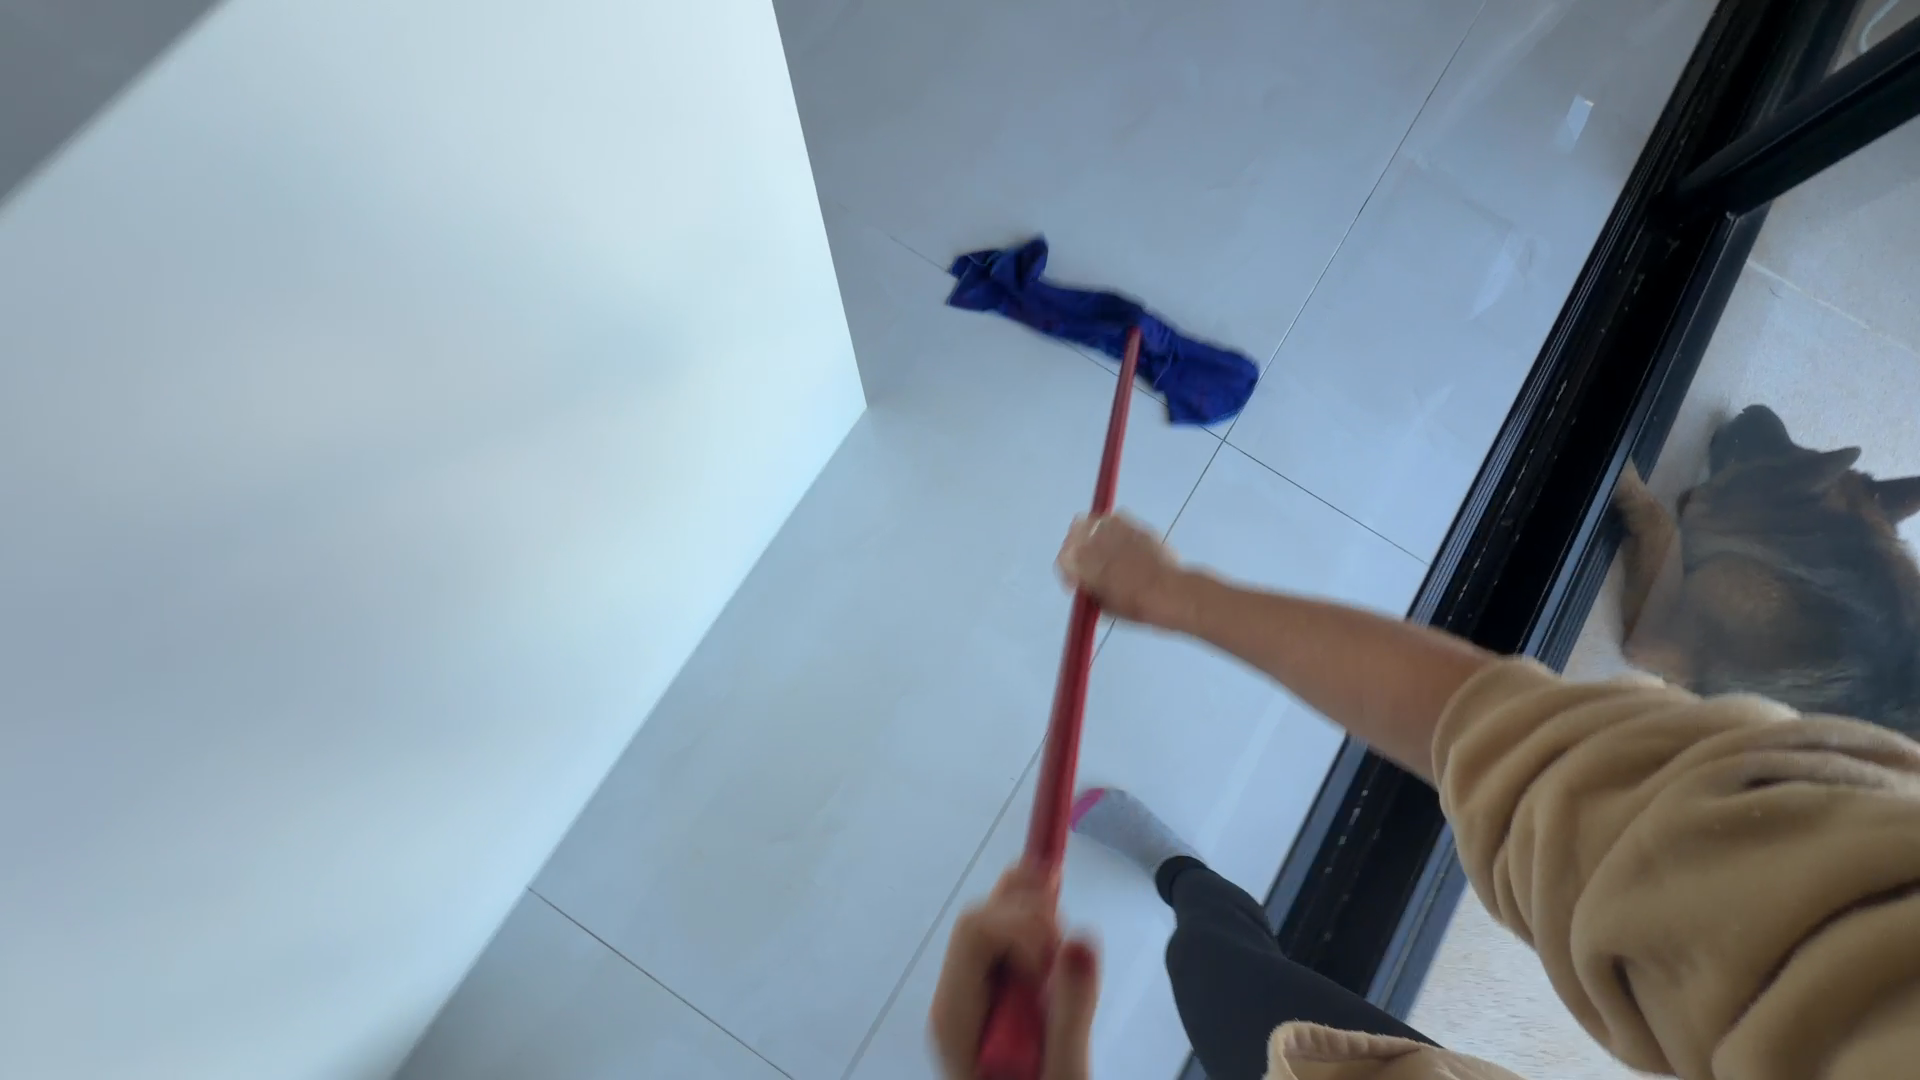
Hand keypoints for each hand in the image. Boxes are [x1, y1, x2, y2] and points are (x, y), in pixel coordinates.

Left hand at [929, 866, 1099, 1079]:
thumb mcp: (1061, 1079)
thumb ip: (1070, 1015)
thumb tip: (1080, 942)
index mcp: (957, 1019)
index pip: (975, 933)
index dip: (1020, 931)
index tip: (1054, 965)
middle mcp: (957, 1001)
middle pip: (982, 920)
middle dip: (1028, 915)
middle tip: (1064, 932)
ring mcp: (974, 999)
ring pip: (993, 924)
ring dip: (1032, 914)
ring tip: (1060, 921)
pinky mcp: (996, 1001)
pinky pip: (1006, 944)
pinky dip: (1034, 925)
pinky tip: (1052, 916)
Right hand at [1056, 513, 1196, 627]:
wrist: (1170, 593)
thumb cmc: (1136, 606)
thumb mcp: (1104, 605)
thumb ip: (1090, 590)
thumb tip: (1086, 583)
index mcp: (1082, 564)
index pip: (1063, 558)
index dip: (1067, 570)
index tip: (1075, 582)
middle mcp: (1094, 542)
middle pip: (1074, 532)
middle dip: (1076, 545)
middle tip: (1086, 559)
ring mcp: (1116, 530)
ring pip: (1094, 521)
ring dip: (1094, 531)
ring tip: (1104, 546)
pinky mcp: (1135, 526)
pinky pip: (1117, 518)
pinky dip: (1115, 525)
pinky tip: (1123, 539)